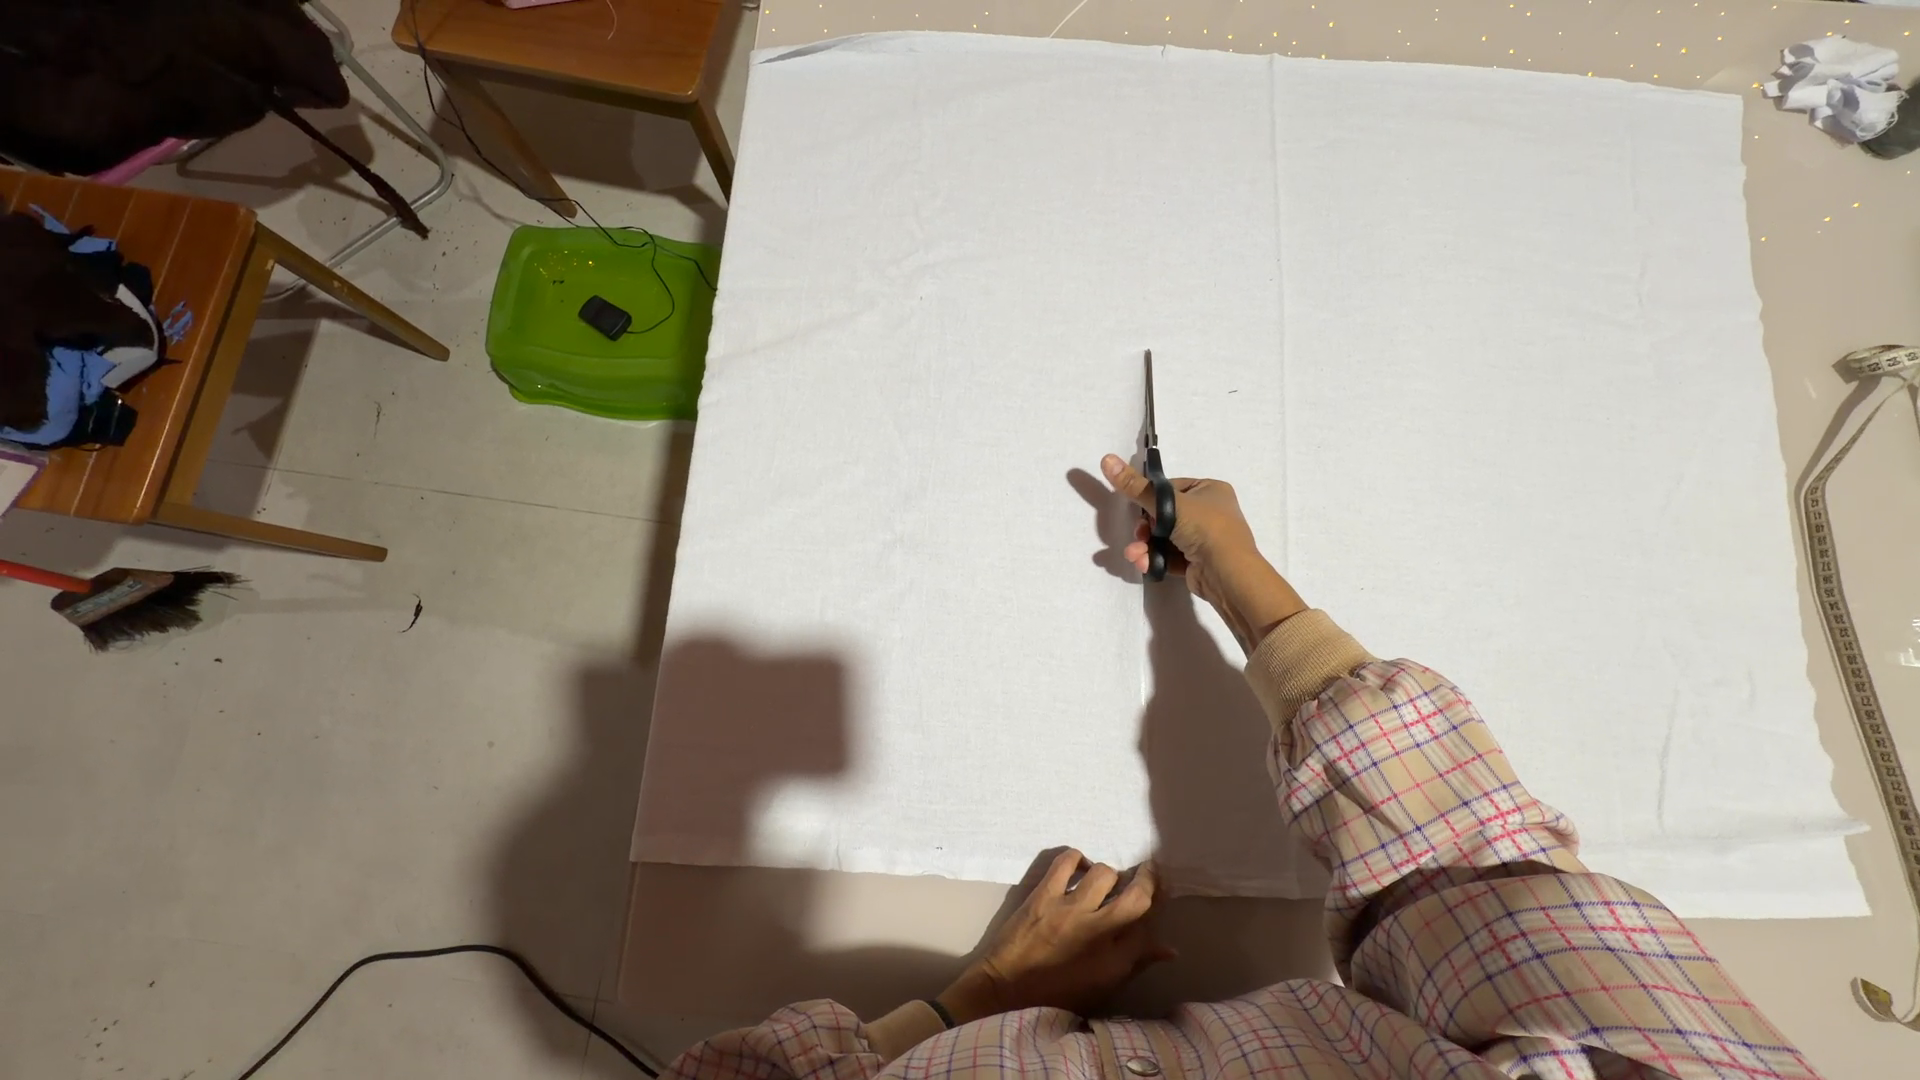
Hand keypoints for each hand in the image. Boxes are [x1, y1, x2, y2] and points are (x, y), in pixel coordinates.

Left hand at [936, 850, 1172, 1021]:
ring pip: (1103, 873)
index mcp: (1114, 961)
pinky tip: (1079, 866)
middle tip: (1145, 872)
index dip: (1158, 901)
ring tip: (1104, 879)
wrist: (1006, 989)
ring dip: (1108, 873)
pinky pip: (1066, 862)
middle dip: (1146, 879)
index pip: (1148, 923)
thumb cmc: (1057, 994)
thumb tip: (1170, 948)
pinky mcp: (1044, 895)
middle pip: (1135, 895)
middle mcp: (1097, 932)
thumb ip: (1136, 963)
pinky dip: (1077, 858)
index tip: (1158, 889)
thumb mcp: (1102, 987)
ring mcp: (1069, 910)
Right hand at [1100, 454, 1308, 651]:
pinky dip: (1155, 559)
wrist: (1227, 573)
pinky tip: (1143, 564)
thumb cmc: (1204, 527)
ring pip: (1165, 538)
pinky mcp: (1197, 562)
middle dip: (1145, 529)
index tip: (1138, 509)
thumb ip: (1135, 487)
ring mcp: (1204, 539)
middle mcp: (1210, 512)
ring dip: (1146, 546)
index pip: (1172, 489)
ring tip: (1134, 555)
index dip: (1151, 499)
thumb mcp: (1167, 504)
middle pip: (1165, 516)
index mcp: (1210, 490)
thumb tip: (1106, 459)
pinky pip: (1170, 556)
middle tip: (1138, 535)